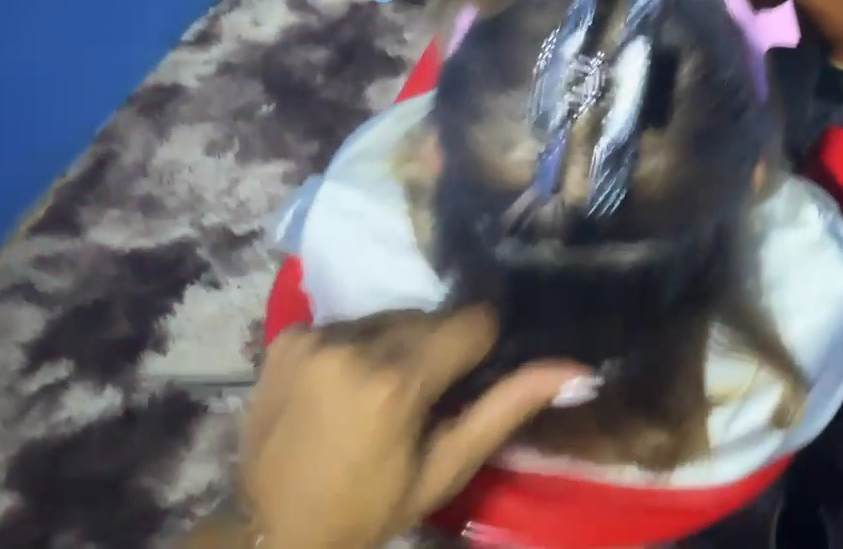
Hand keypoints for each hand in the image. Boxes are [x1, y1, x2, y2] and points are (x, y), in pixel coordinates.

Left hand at [228, 307, 592, 547]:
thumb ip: (508, 408)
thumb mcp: (444, 468)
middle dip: (440, 347)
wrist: (266, 532)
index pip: (474, 321)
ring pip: (394, 316)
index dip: (480, 349)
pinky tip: (346, 384)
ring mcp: (317, 336)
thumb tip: (576, 368)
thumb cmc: (366, 509)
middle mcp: (355, 344)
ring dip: (400, 343)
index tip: (467, 382)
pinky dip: (359, 345)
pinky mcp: (289, 334)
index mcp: (396, 382)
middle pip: (432, 316)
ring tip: (382, 391)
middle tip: (424, 397)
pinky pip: (352, 322)